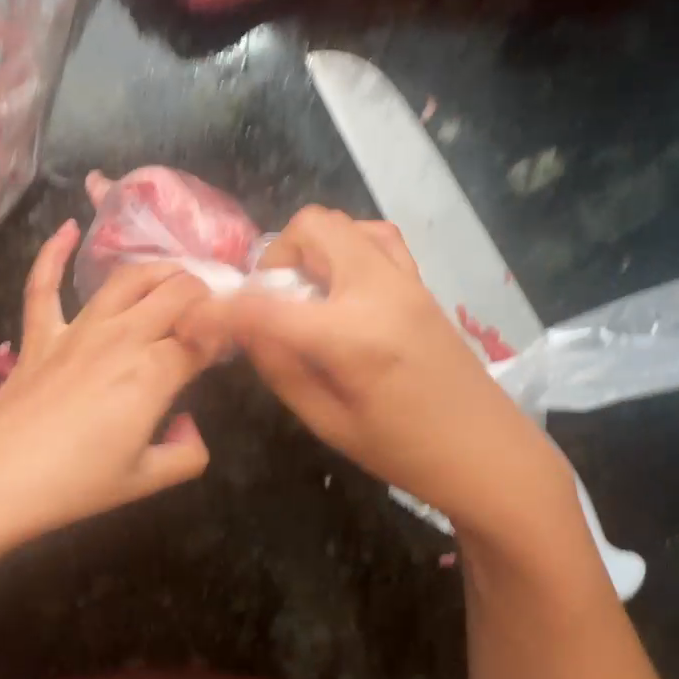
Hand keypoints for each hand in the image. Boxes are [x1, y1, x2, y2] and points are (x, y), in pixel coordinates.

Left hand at [0, 221, 214, 564]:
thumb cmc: (76, 485)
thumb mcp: (147, 480)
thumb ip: (188, 453)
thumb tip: (189, 426)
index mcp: (155, 372)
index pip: (204, 335)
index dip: (224, 335)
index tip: (230, 346)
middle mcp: (121, 337)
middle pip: (176, 293)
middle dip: (203, 293)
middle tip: (211, 309)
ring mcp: (75, 331)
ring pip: (126, 280)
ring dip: (158, 270)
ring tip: (176, 276)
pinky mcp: (38, 336)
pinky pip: (43, 286)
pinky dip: (53, 254)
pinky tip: (69, 229)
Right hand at [178, 206, 572, 539]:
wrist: (489, 454)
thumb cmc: (402, 451)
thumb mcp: (324, 421)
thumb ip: (278, 367)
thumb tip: (244, 330)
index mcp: (351, 335)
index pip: (263, 305)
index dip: (215, 312)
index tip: (189, 323)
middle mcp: (379, 291)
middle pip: (310, 229)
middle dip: (272, 260)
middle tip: (266, 303)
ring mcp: (406, 281)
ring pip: (342, 224)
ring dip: (308, 250)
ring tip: (302, 294)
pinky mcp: (419, 284)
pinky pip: (374, 238)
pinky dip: (343, 248)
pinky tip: (336, 289)